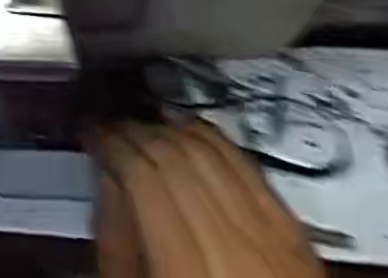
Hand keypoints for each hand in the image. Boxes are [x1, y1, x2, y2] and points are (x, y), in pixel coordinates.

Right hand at [93, 118, 323, 277]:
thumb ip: (117, 244)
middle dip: (135, 133)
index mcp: (185, 275)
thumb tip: (109, 176)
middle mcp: (234, 253)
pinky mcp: (295, 235)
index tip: (91, 131)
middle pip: (174, 161)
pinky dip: (213, 140)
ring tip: (143, 126)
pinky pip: (247, 165)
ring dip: (170, 130)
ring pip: (210, 154)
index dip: (112, 144)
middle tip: (111, 128)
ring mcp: (272, 241)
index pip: (144, 180)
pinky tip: (189, 130)